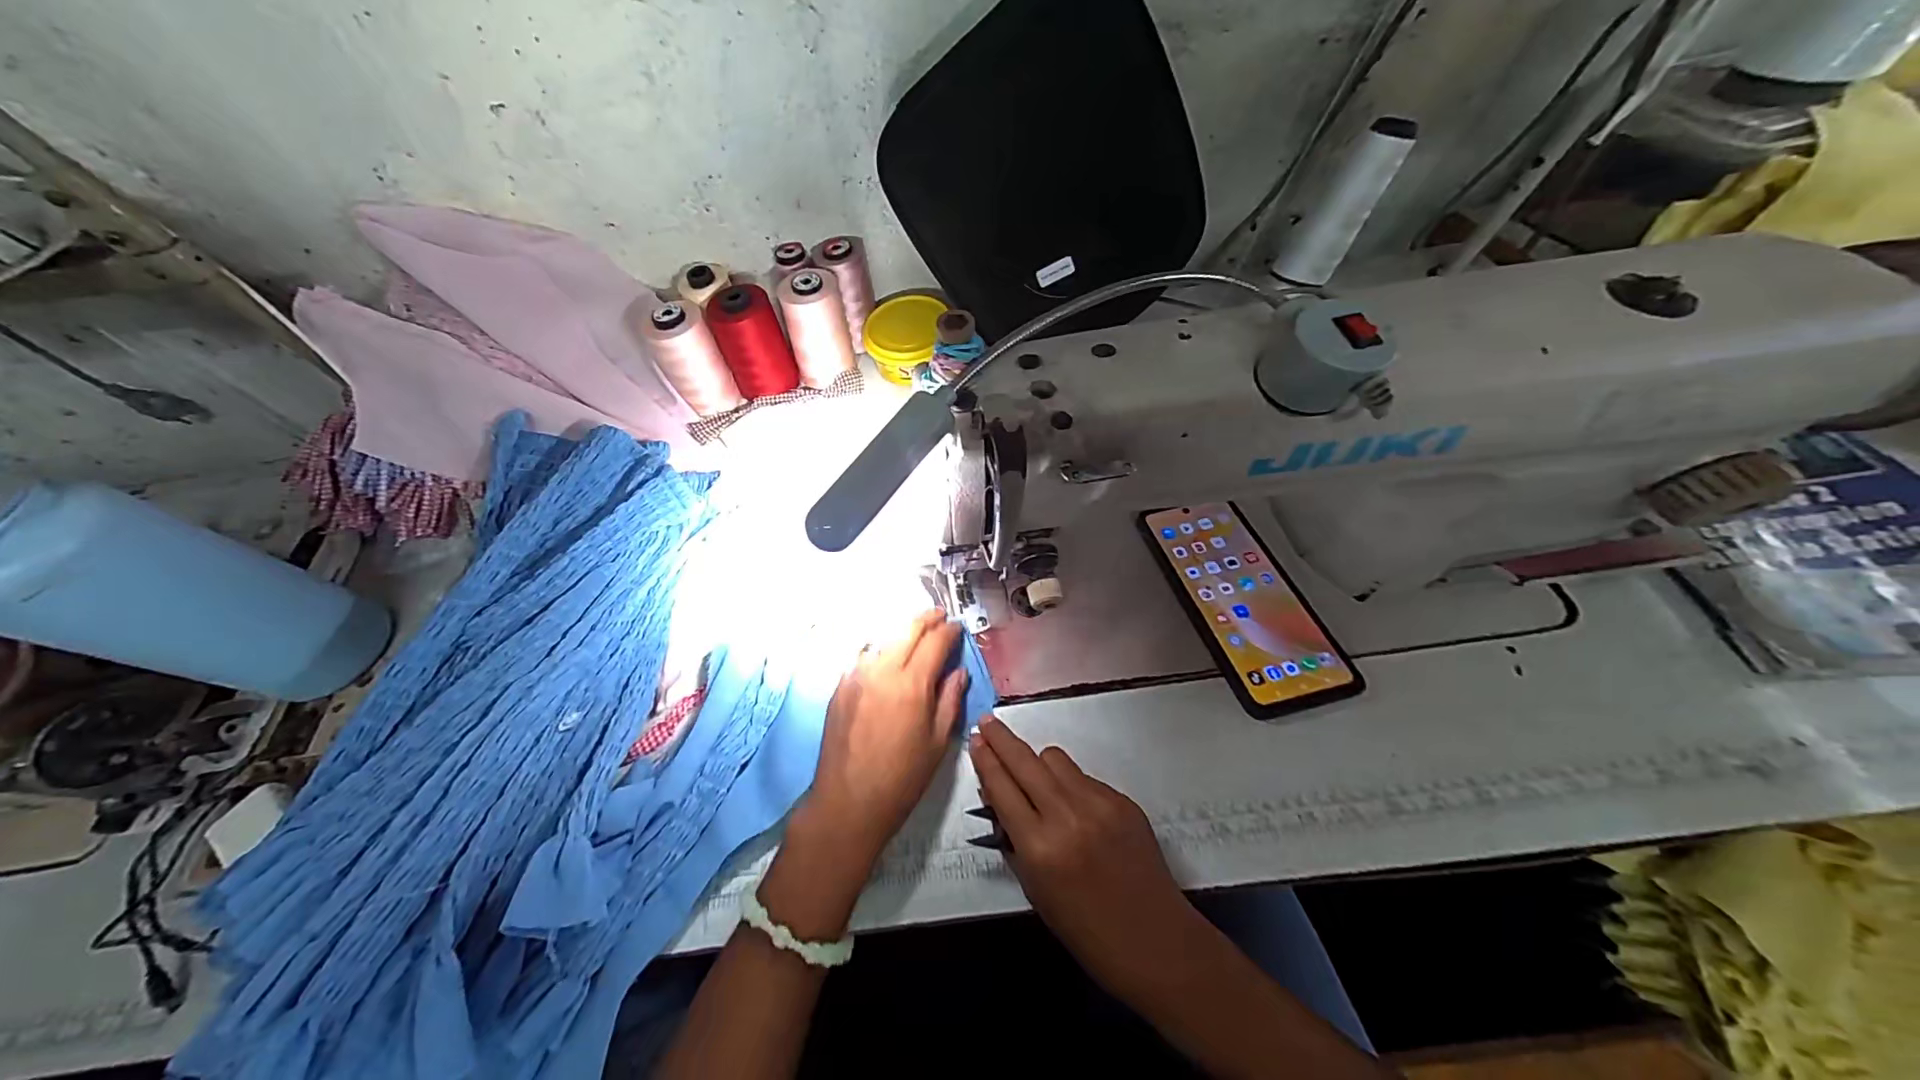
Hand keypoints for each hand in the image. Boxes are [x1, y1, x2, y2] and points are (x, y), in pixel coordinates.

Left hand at [798, 611, 967, 869]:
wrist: (848, 802)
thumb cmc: (901, 778)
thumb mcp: (938, 741)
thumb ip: (949, 700)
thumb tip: (958, 673)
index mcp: (911, 684)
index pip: (935, 641)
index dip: (950, 631)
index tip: (957, 627)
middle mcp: (881, 671)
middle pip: (906, 630)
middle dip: (926, 619)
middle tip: (939, 617)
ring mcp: (855, 677)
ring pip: (882, 639)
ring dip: (901, 632)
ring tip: (914, 635)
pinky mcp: (839, 688)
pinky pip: (862, 657)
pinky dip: (878, 649)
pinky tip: (886, 657)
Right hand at [968, 716, 1198, 999]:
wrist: (1153, 939)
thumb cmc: (1084, 928)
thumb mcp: (1035, 889)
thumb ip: (1013, 839)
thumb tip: (996, 796)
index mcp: (1039, 847)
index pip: (1002, 787)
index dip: (986, 760)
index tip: (975, 739)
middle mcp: (1067, 816)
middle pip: (1025, 761)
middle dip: (1002, 739)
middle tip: (988, 722)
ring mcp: (1099, 804)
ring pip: (1056, 760)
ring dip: (1037, 762)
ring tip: (1031, 775)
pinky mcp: (1123, 801)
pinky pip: (1083, 777)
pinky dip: (1068, 783)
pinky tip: (1070, 804)